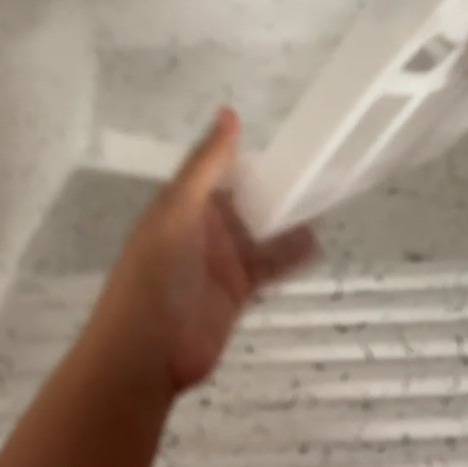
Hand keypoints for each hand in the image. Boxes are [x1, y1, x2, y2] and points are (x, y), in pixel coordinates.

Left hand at [83, 109, 319, 395]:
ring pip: (261, 231)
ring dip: (288, 218)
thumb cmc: (154, 274)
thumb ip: (206, 164)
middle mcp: (203, 227)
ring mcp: (221, 260)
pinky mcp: (237, 290)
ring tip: (323, 200)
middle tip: (316, 167)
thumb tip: (228, 112)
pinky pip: (269, 265)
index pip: (219, 169)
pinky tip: (315, 243)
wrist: (144, 353)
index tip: (285, 137)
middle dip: (274, 186)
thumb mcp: (177, 210)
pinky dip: (291, 255)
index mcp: (183, 203)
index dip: (247, 154)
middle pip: (245, 199)